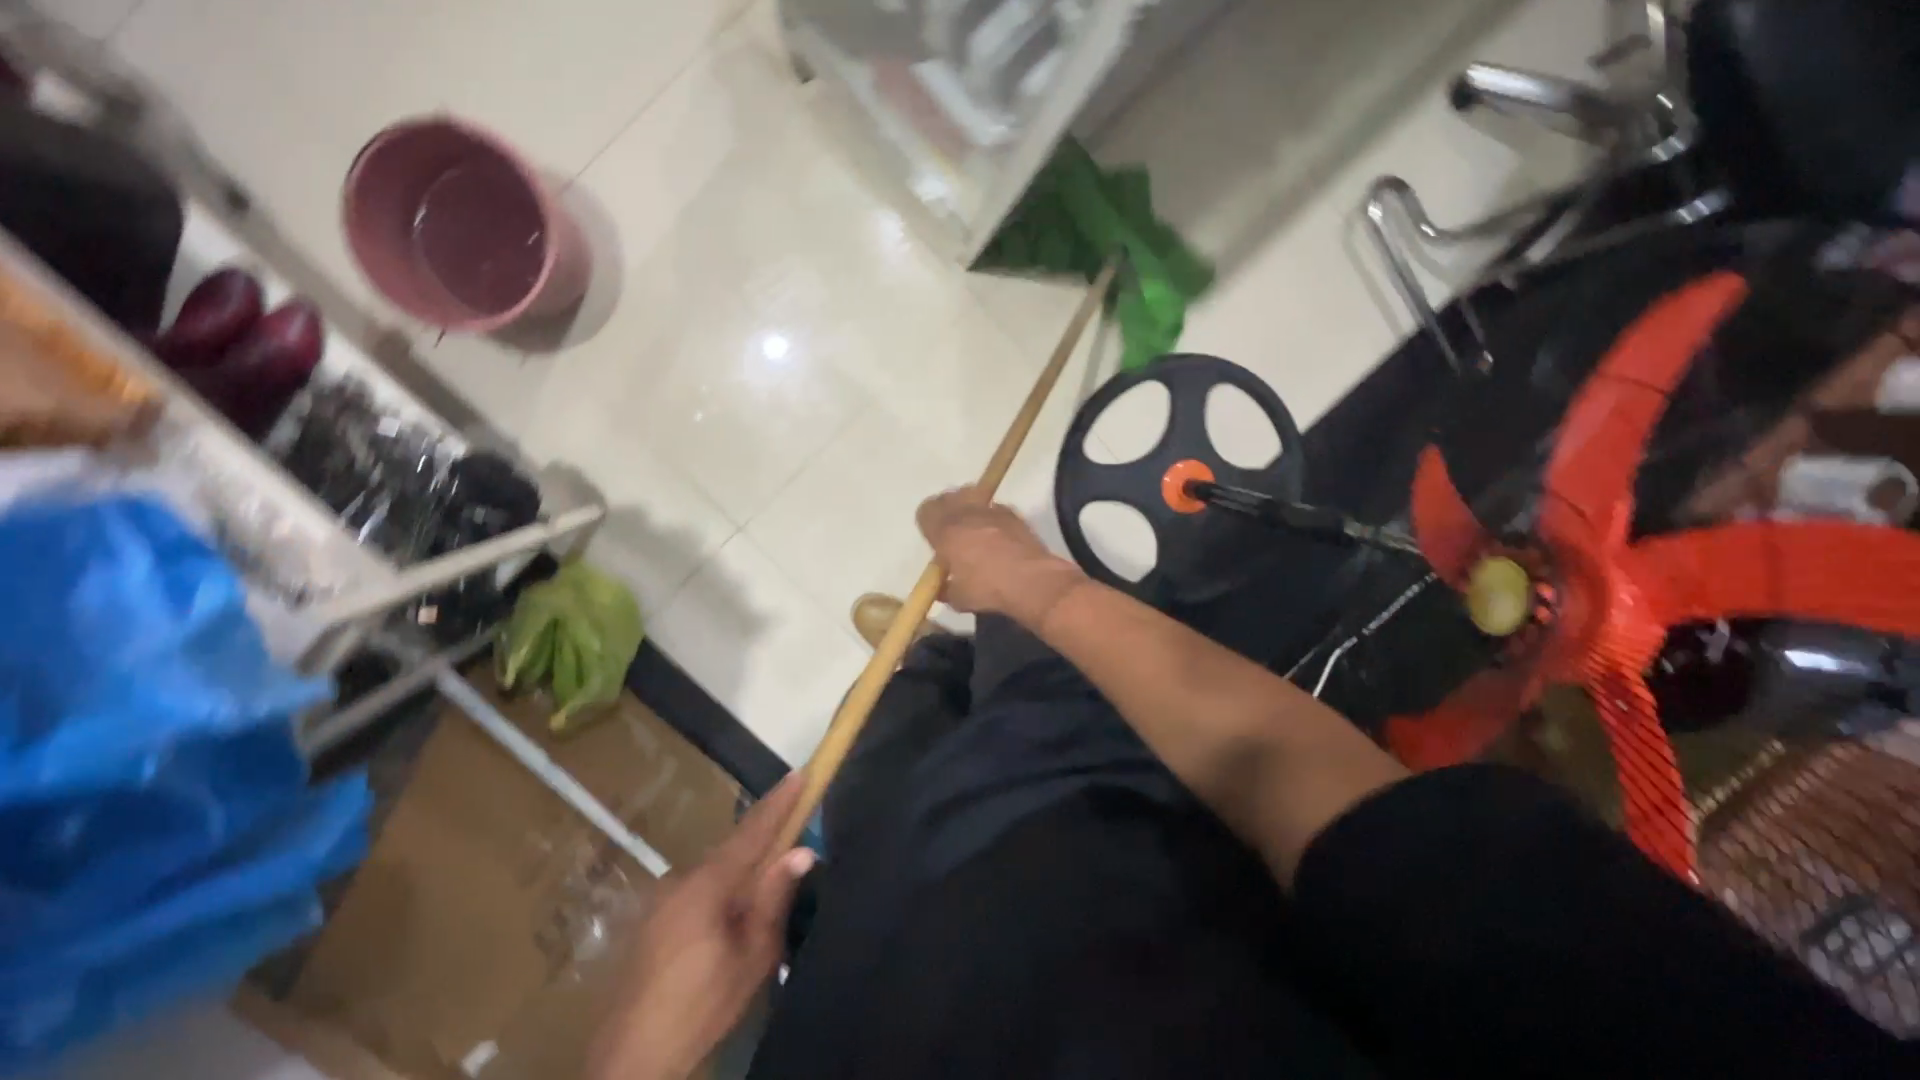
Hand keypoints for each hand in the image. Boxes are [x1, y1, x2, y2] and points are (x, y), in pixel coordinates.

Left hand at [589, 774, 816, 1079]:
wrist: (632, 1057)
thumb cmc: (702, 1005)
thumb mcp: (752, 956)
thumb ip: (773, 898)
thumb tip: (801, 851)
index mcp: (707, 884)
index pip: (752, 832)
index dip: (779, 803)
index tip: (800, 773)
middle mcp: (680, 879)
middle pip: (732, 852)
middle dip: (764, 844)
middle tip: (795, 847)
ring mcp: (660, 899)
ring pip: (714, 875)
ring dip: (740, 877)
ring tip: (764, 902)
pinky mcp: (651, 921)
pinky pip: (697, 893)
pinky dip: (720, 896)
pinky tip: (728, 925)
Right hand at [916, 486, 1085, 625]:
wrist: (1031, 581)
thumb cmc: (988, 589)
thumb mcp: (959, 598)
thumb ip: (946, 589)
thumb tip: (942, 589)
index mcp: (946, 532)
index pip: (925, 512)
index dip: (928, 522)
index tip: (933, 537)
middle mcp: (966, 514)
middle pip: (948, 497)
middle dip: (947, 510)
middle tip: (952, 529)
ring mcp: (992, 510)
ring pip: (972, 496)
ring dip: (969, 507)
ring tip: (974, 526)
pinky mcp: (1014, 514)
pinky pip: (995, 507)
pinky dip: (992, 516)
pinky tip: (997, 533)